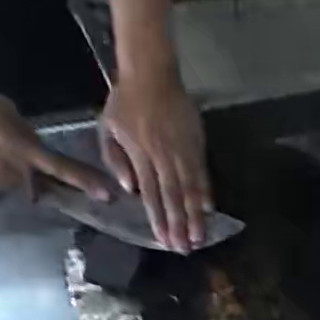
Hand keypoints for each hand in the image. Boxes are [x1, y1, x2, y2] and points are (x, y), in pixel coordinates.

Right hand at [0, 64, 111, 198]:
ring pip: (17, 187)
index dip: (86, 184)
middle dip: (43, 182)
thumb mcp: (7, 113)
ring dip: (14, 175)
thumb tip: (39, 158)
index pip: (62, 171)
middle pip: (40, 187)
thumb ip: (28, 140)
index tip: (108, 196)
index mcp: (22, 149)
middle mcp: (12, 174)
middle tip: (27, 162)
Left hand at [100, 73, 210, 251]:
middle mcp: (162, 156)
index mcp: (140, 154)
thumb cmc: (126, 101)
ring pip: (190, 189)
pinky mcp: (196, 143)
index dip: (158, 220)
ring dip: (195, 216)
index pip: (151, 195)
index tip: (164, 241)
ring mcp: (182, 150)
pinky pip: (202, 172)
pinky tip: (210, 210)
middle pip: (172, 197)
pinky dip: (206, 192)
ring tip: (200, 238)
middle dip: (179, 225)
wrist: (151, 70)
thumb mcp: (108, 128)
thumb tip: (130, 190)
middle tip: (185, 249)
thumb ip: (116, 161)